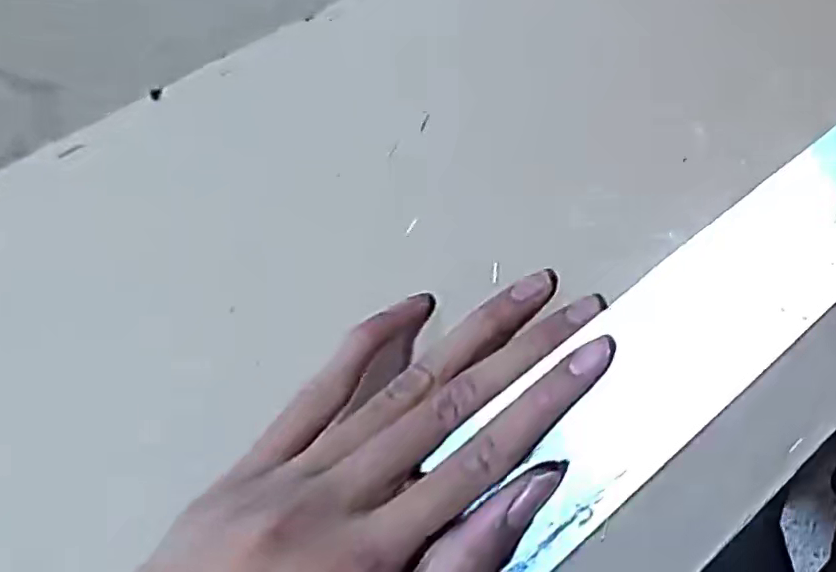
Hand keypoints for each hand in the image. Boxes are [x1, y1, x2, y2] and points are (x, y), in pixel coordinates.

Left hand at [141, 272, 612, 571]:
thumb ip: (462, 561)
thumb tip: (535, 483)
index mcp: (359, 557)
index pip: (484, 454)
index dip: (549, 396)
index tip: (594, 352)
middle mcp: (322, 506)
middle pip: (453, 404)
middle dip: (530, 348)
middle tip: (581, 308)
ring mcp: (279, 482)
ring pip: (403, 383)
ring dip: (477, 329)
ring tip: (529, 290)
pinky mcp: (241, 473)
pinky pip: (313, 394)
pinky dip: (368, 343)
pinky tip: (413, 307)